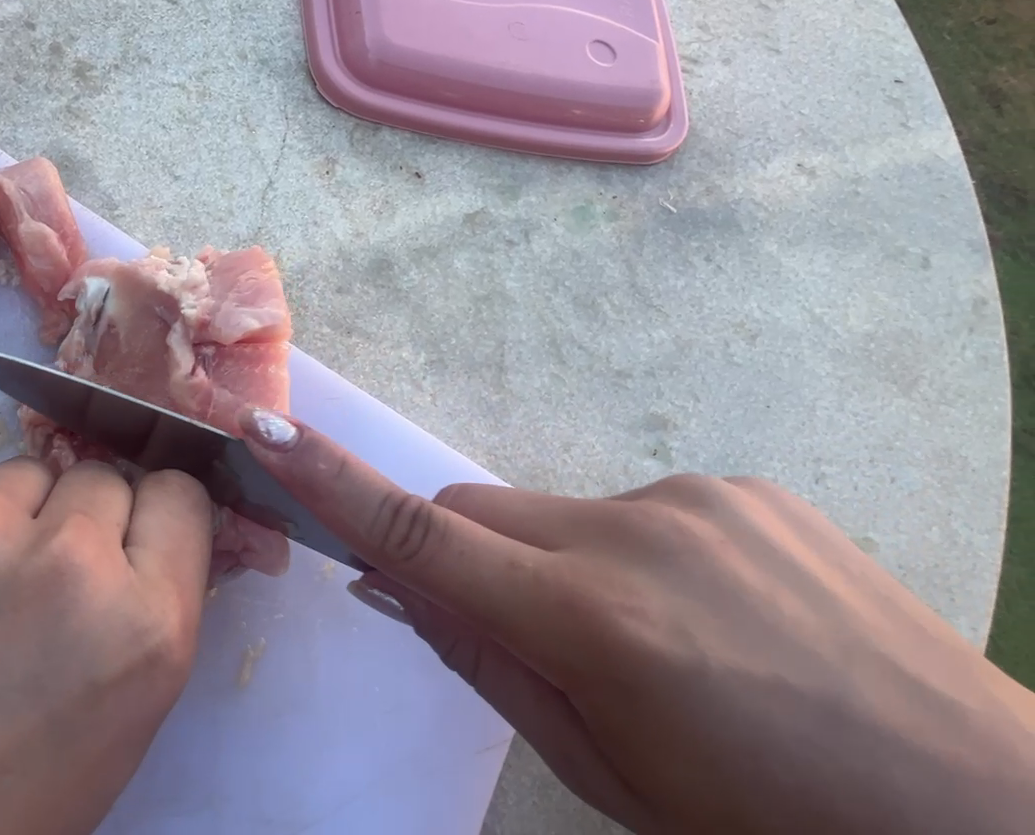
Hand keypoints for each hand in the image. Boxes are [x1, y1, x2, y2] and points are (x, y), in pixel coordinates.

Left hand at [0, 458, 213, 834]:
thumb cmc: (15, 785)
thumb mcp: (128, 709)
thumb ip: (147, 604)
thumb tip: (141, 523)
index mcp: (145, 621)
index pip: (178, 494)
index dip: (153, 516)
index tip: (130, 536)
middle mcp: (69, 557)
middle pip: (99, 476)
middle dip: (81, 519)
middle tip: (43, 578)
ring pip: (24, 474)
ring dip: (13, 516)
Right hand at [238, 408, 1034, 834]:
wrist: (994, 816)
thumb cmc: (764, 823)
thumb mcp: (604, 771)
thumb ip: (484, 662)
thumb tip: (389, 585)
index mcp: (592, 623)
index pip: (418, 537)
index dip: (330, 484)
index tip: (265, 433)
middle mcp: (634, 533)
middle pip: (472, 509)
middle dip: (460, 553)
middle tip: (519, 625)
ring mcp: (697, 497)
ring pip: (549, 510)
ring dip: (553, 561)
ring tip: (649, 639)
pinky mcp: (745, 485)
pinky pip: (632, 507)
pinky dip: (627, 551)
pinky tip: (710, 615)